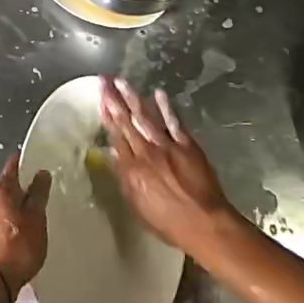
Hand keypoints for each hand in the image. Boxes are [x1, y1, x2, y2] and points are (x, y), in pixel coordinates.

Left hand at [0, 155, 51, 296]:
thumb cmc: (19, 244)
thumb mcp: (36, 215)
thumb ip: (39, 192)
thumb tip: (41, 172)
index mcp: (1, 189)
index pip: (13, 164)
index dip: (27, 159)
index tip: (43, 159)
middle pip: (10, 183)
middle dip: (26, 182)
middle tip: (48, 183)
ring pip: (8, 201)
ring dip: (23, 200)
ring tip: (43, 204)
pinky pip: (6, 216)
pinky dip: (18, 214)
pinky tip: (31, 222)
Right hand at [100, 76, 239, 252]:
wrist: (202, 221)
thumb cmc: (167, 221)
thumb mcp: (136, 204)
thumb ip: (123, 176)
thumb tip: (111, 154)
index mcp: (131, 170)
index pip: (116, 136)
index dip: (108, 117)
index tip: (101, 100)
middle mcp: (146, 153)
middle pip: (127, 122)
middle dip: (114, 100)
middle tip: (104, 81)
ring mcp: (167, 146)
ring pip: (146, 117)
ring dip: (133, 97)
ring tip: (121, 81)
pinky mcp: (187, 144)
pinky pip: (174, 121)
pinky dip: (165, 106)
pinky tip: (157, 93)